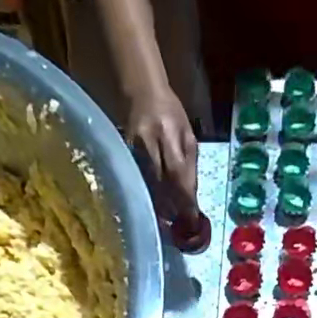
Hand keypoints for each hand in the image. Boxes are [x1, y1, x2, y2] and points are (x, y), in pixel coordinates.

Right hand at [127, 87, 197, 220]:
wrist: (142, 93)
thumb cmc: (170, 113)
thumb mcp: (187, 133)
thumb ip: (190, 164)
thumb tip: (191, 197)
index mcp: (169, 133)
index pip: (177, 173)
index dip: (184, 198)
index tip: (191, 218)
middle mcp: (149, 142)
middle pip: (160, 183)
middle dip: (172, 206)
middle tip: (180, 224)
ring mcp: (133, 149)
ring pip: (147, 185)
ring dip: (159, 205)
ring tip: (168, 221)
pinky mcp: (124, 154)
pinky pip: (138, 180)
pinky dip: (147, 196)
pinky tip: (153, 206)